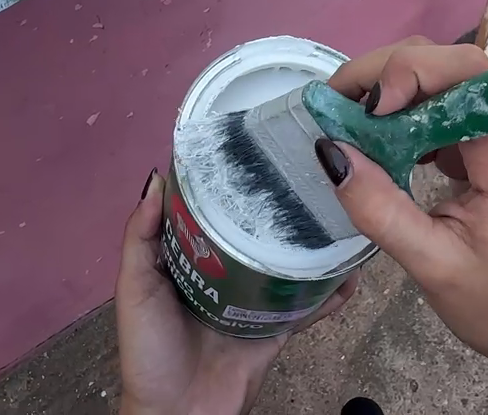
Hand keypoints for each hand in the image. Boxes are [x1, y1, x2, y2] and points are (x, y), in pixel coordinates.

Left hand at [116, 169, 357, 414]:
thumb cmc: (151, 348)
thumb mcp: (135, 287)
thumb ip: (140, 237)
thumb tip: (157, 176)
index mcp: (193, 253)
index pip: (215, 204)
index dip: (231, 176)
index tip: (255, 139)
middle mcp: (227, 267)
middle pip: (257, 227)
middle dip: (280, 201)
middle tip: (309, 167)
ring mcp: (255, 295)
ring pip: (288, 260)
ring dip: (313, 240)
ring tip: (341, 208)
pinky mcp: (276, 325)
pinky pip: (306, 304)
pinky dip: (330, 290)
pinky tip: (352, 270)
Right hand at [320, 38, 487, 398]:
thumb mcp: (434, 267)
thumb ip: (382, 210)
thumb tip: (330, 151)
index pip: (465, 73)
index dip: (412, 72)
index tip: (368, 109)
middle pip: (445, 61)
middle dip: (385, 72)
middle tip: (336, 108)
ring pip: (434, 71)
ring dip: (384, 84)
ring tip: (345, 117)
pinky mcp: (477, 134)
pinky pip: (432, 97)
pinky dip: (395, 105)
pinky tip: (370, 133)